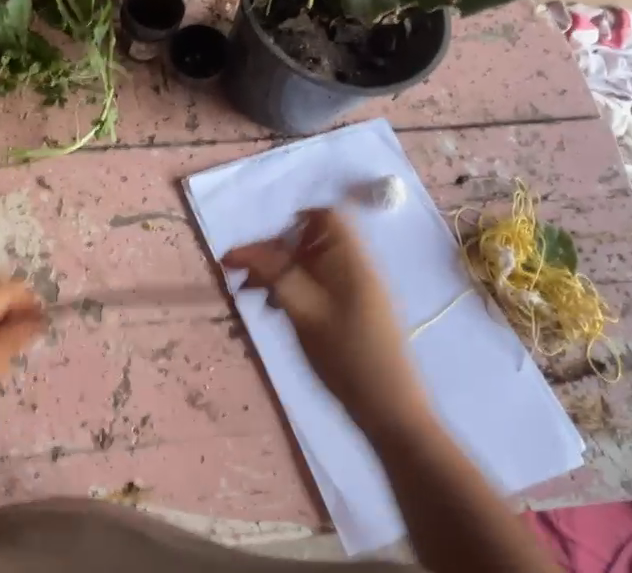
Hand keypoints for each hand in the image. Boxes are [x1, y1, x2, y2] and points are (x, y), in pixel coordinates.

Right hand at [222, 207, 426, 428]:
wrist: (392, 414)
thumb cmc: (347, 359)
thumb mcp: (303, 313)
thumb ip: (273, 274)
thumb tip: (240, 248)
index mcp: (352, 261)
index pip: (325, 217)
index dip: (292, 222)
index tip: (261, 246)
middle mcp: (357, 270)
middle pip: (312, 242)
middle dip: (274, 252)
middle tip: (240, 275)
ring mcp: (358, 293)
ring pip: (311, 266)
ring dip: (279, 273)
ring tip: (251, 295)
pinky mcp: (355, 314)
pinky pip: (319, 287)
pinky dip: (294, 290)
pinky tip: (276, 311)